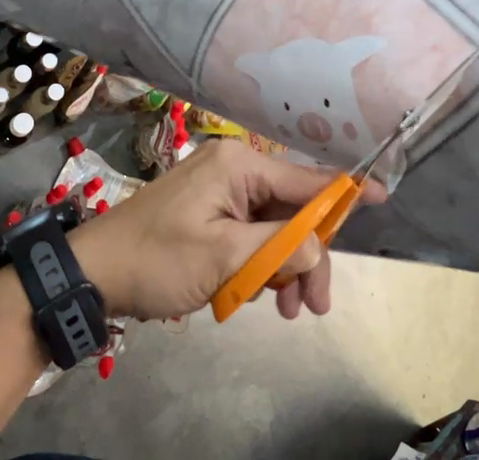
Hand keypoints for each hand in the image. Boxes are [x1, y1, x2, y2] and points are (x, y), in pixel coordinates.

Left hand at [69, 140, 385, 321]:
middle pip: (294, 212)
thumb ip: (279, 248)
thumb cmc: (157, 258)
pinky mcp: (212, 219)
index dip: (345, 192)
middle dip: (307, 258)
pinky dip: (260, 269)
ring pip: (276, 232)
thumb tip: (320, 246)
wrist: (95, 273)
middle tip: (314, 305)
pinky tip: (255, 297)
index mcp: (239, 166)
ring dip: (284, 270)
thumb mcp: (223, 257)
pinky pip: (253, 240)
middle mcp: (235, 173)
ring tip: (283, 310)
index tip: (382, 196)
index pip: (306, 178)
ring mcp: (222, 196)